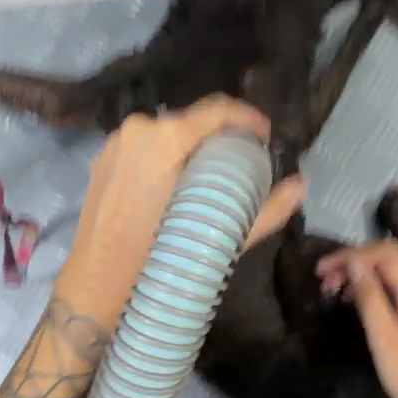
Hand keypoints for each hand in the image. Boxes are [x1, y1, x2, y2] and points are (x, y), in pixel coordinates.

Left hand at [56, 95, 306, 333]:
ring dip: (192, 150)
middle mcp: (136, 129)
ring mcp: (113, 145)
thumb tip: (302, 186)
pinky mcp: (101, 163)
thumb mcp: (219, 236)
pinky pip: (143, 150)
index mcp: (163, 137)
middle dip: (220, 137)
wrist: (96, 287)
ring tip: (213, 179)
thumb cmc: (158, 260)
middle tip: (244, 164)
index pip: (217, 109)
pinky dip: (166, 161)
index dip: (249, 118)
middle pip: (190, 122)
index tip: (267, 136)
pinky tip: (178, 189)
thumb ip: (267, 210)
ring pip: (165, 136)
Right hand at [315, 239, 397, 397]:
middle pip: (389, 253)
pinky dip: (370, 280)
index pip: (385, 255)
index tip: (321, 270)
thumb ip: (370, 296)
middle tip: (324, 278)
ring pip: (390, 264)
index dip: (351, 256)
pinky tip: (351, 294)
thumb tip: (353, 263)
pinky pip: (394, 278)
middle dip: (353, 260)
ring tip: (332, 287)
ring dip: (360, 269)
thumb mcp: (384, 338)